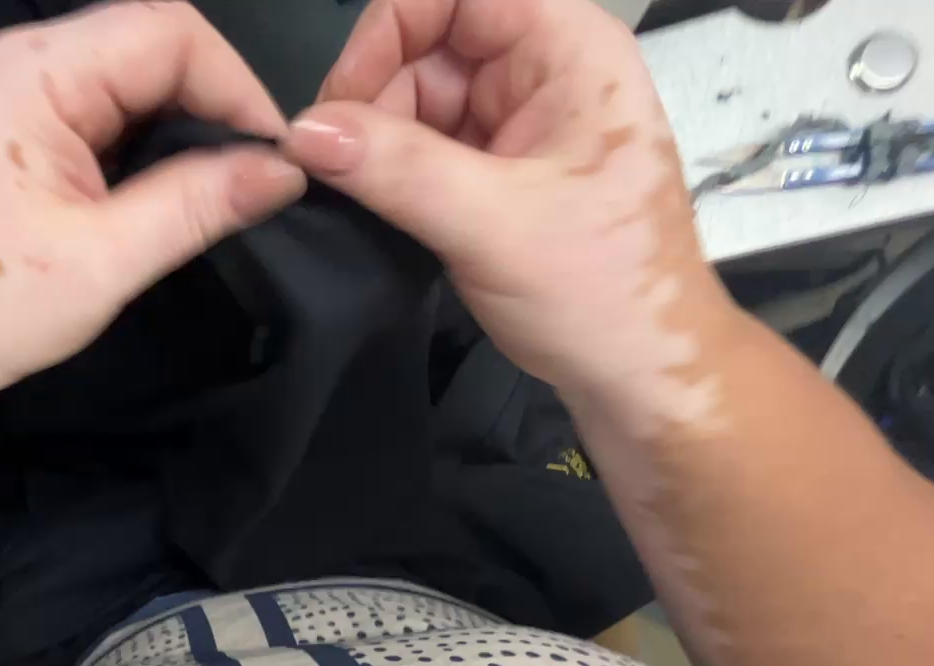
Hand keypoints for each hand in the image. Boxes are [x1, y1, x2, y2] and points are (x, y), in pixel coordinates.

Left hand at [0, 1, 306, 434]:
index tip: (276, 155)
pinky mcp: (16, 126)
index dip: (235, 85)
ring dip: (182, 119)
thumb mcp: (108, 260)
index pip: (166, 33)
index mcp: (34, 74)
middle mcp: (20, 62)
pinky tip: (167, 179)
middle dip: (213, 100)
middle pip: (148, 41)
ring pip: (127, 74)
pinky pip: (99, 106)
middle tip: (255, 170)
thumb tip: (285, 173)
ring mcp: (13, 91)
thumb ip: (197, 206)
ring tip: (220, 178)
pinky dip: (145, 137)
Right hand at [284, 0, 737, 410]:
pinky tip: (373, 209)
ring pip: (416, 106)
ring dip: (375, 148)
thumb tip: (302, 134)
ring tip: (359, 203)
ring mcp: (512, 128)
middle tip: (339, 174)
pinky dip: (387, 177)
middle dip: (373, 102)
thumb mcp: (489, 222)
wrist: (630, 364)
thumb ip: (396, 170)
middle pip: (427, 48)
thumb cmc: (592, 286)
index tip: (340, 108)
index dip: (389, 31)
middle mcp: (537, 74)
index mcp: (564, 49)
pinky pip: (421, 154)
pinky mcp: (489, 178)